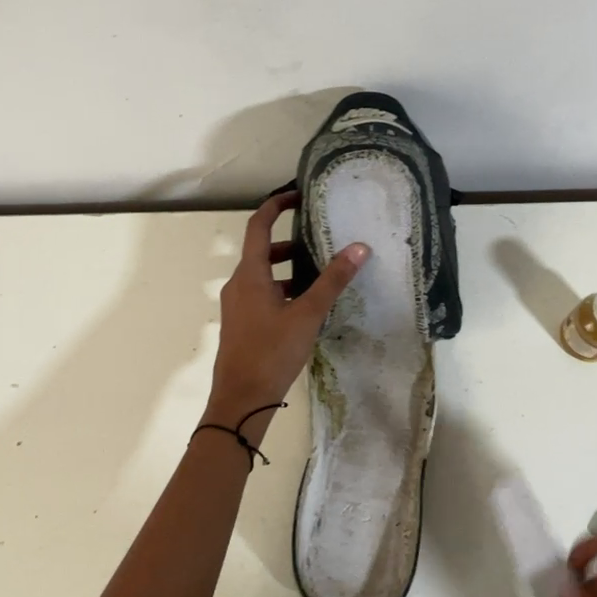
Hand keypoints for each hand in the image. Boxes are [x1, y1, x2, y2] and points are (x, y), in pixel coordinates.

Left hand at [205, 192, 367, 433]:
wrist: (240, 400)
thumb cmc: (271, 353)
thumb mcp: (307, 315)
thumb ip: (332, 281)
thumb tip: (359, 247)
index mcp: (250, 274)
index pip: (259, 226)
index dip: (276, 206)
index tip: (298, 195)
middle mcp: (239, 284)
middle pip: (262, 250)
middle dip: (289, 241)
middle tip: (318, 236)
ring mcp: (238, 306)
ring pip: (263, 275)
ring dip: (288, 268)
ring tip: (320, 272)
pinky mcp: (242, 324)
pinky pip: (262, 294)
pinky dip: (283, 289)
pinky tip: (306, 306)